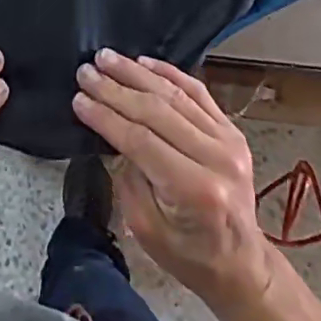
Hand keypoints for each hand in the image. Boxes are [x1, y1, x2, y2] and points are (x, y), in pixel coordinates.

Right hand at [72, 49, 280, 307]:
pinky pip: (198, 92)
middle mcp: (216, 158)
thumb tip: (113, 132)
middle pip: (156, 111)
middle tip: (85, 72)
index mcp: (195, 189)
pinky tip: (144, 61)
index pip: (141, 140)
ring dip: (135, 73)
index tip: (78, 99)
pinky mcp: (232, 130)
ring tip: (106, 57)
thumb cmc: (188, 254)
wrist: (241, 263)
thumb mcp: (145, 227)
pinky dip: (169, 72)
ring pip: (174, 95)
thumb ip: (129, 176)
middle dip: (114, 89)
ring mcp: (229, 141)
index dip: (106, 116)